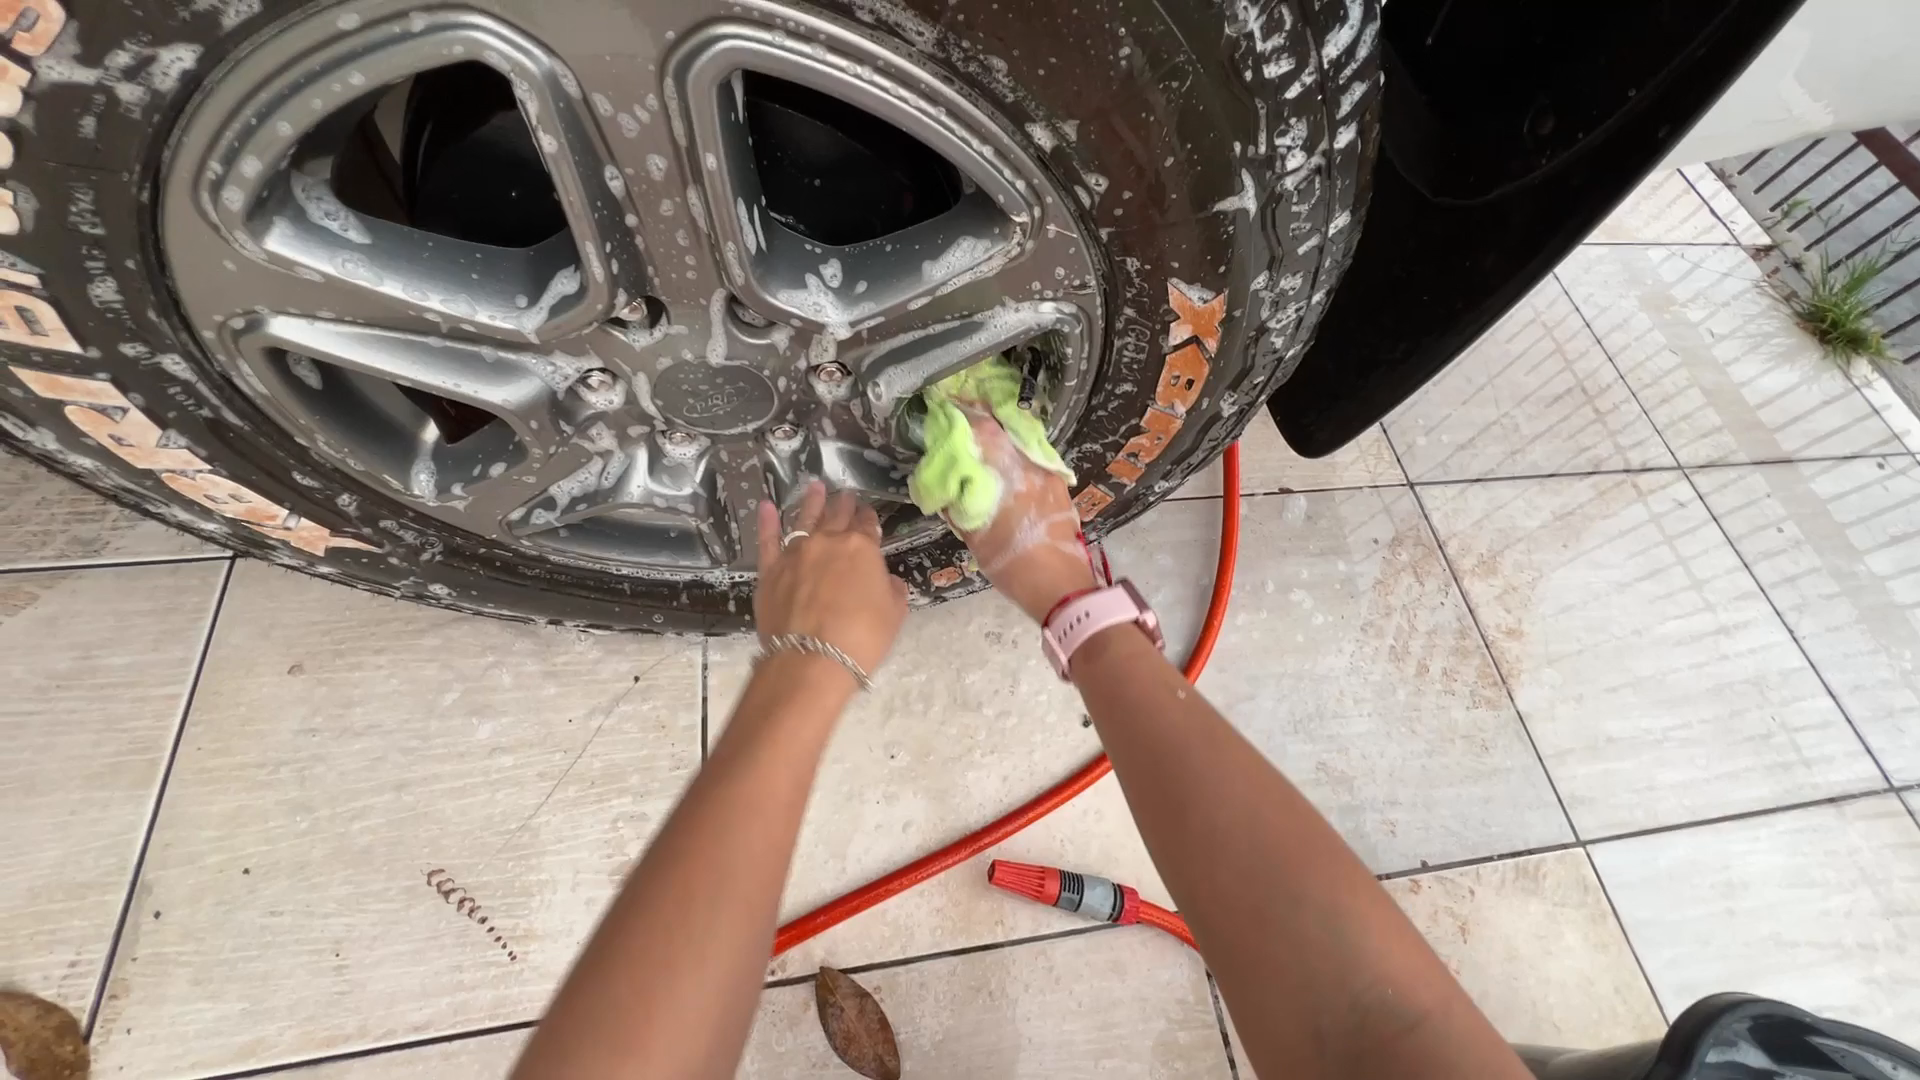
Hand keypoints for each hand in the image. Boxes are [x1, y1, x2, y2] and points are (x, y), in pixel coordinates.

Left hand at [754, 480, 908, 680]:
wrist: (812, 658)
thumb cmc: (862, 637)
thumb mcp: (894, 614)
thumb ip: (892, 590)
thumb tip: (887, 581)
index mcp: (862, 547)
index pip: (867, 526)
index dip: (869, 519)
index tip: (868, 514)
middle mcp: (828, 541)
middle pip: (837, 516)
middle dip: (843, 504)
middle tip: (845, 494)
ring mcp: (796, 553)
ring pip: (804, 519)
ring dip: (811, 501)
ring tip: (814, 487)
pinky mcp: (770, 570)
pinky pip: (767, 540)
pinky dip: (767, 522)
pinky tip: (766, 507)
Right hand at [951, 407, 1096, 622]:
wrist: (1062, 589)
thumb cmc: (1014, 565)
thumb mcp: (976, 539)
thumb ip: (958, 507)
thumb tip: (943, 486)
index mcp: (1009, 473)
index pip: (984, 428)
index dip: (964, 414)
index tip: (947, 408)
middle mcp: (1032, 466)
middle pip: (1005, 430)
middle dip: (982, 423)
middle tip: (962, 422)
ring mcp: (1050, 476)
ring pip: (1021, 444)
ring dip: (1000, 439)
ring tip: (981, 444)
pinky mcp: (1060, 489)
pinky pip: (1033, 462)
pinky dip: (1016, 458)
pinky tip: (1005, 469)